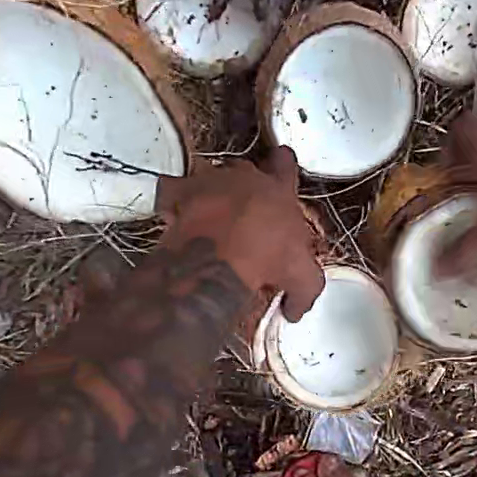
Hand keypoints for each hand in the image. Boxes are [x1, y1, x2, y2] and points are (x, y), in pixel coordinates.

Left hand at [157, 147, 325, 320]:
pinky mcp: (180, 191)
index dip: (283, 166)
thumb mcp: (302, 277)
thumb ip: (304, 292)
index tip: (279, 167)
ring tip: (208, 217)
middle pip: (246, 168)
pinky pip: (172, 190)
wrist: (221, 252)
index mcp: (280, 191)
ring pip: (209, 175)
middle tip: (242, 208)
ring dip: (209, 192)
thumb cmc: (268, 255)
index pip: (286, 165)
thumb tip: (295, 310)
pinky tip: (175, 218)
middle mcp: (246, 177)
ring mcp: (211, 180)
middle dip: (244, 185)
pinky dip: (173, 201)